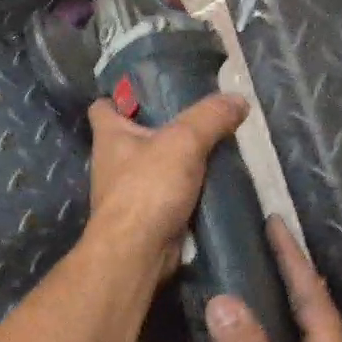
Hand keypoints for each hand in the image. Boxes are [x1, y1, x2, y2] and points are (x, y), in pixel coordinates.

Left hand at [85, 93, 249, 278]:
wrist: (137, 250)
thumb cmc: (147, 187)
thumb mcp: (183, 142)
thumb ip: (209, 118)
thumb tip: (238, 99)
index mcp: (108, 136)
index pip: (103, 107)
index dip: (120, 97)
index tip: (150, 91)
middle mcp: (111, 161)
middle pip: (134, 135)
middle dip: (162, 127)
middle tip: (200, 117)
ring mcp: (126, 190)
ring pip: (154, 165)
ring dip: (178, 160)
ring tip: (215, 147)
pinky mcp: (144, 214)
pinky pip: (167, 192)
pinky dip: (186, 187)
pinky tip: (214, 181)